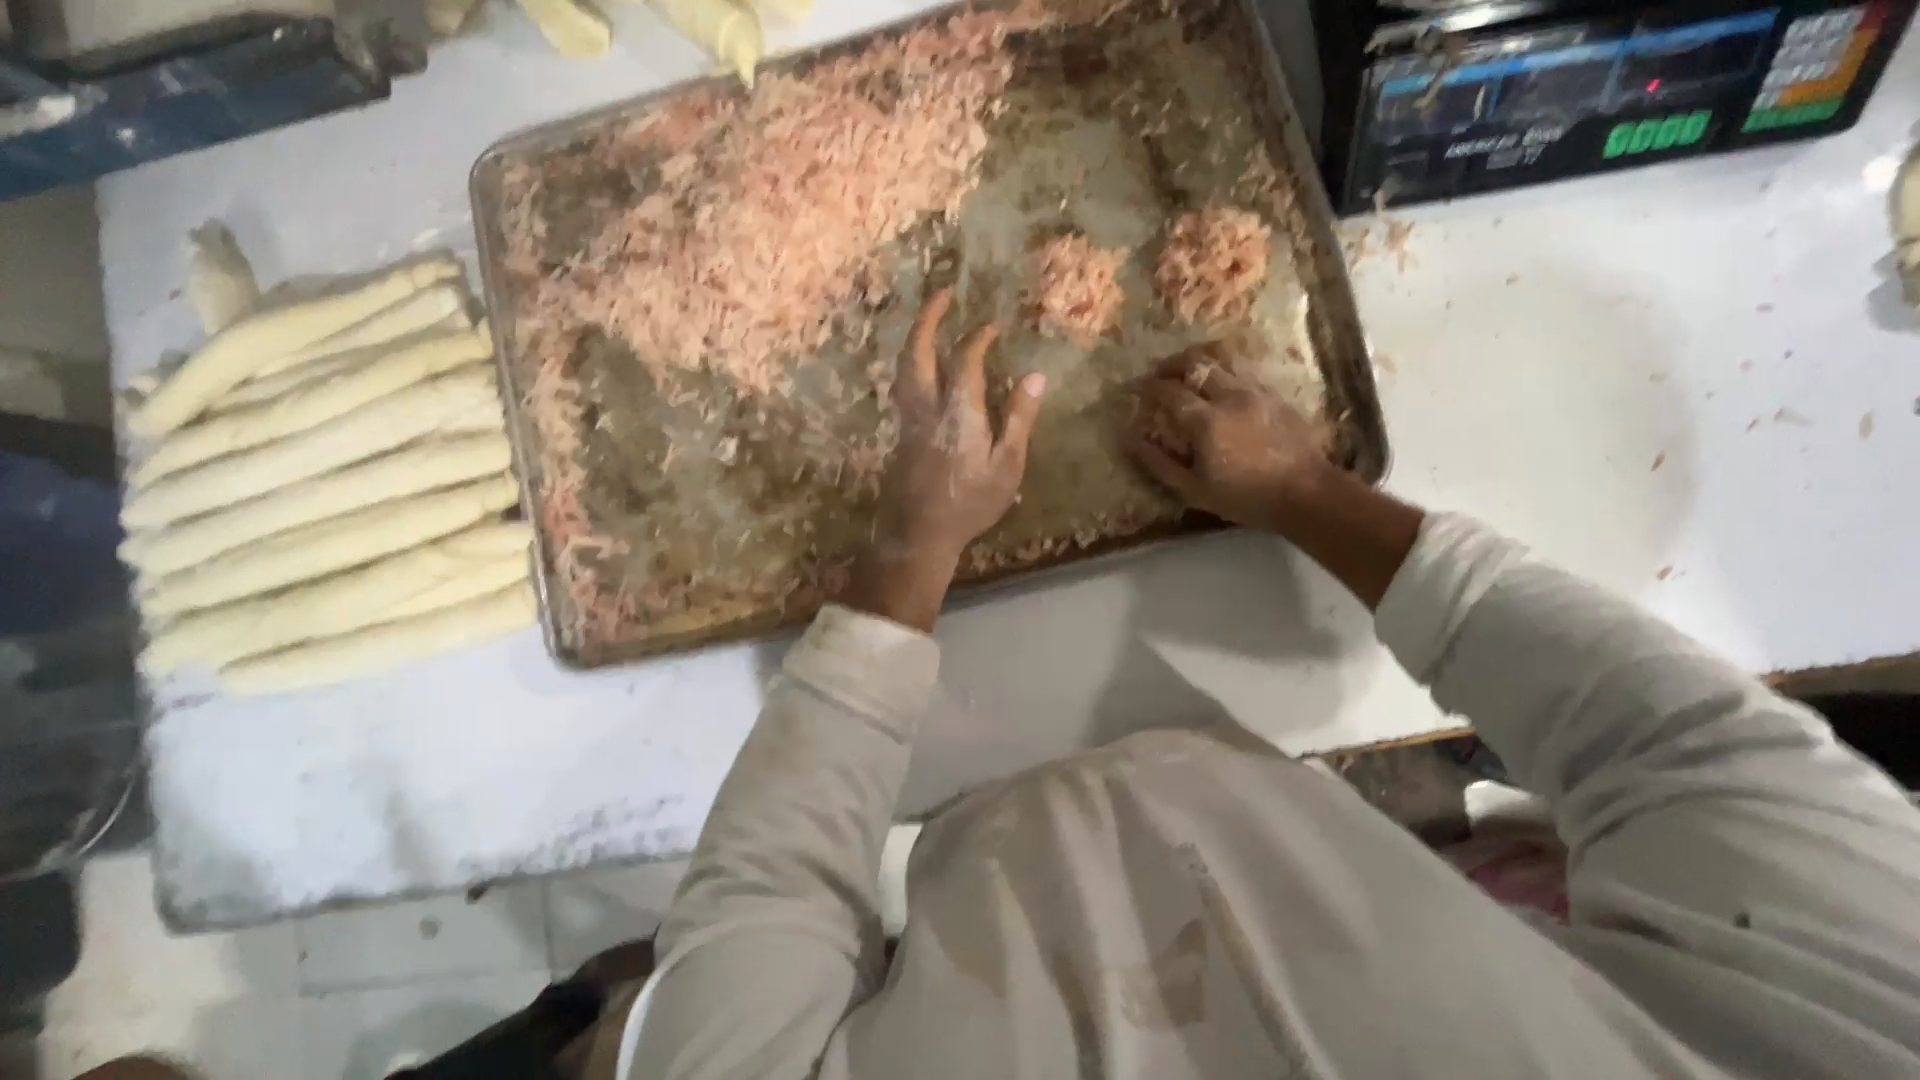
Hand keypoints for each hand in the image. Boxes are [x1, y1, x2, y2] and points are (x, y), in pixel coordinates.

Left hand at [843, 289, 1046, 630]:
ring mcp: (908, 420)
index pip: (966, 360)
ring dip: (915, 339)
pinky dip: (912, 365)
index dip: (978, 338)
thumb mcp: (1007, 466)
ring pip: (904, 368)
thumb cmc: (970, 504)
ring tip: (929, 324)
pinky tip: (922, 369)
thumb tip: (1035, 376)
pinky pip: (902, 386)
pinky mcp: (900, 434)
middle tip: (943, 295)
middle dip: (929, 319)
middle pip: (919, 351)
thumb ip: (1019, 419)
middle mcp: (926, 407)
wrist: (919, 533)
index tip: (992, 326)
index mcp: (958, 411)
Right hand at [1127, 344, 1332, 535]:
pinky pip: (1244, 366)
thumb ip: (1160, 463)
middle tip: (1159, 374)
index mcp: (1206, 421)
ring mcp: (1256, 390)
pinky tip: (1220, 378)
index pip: (1169, 391)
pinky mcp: (1275, 392)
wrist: (1306, 492)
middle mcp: (1229, 396)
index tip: (1136, 390)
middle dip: (1171, 364)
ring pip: (1223, 355)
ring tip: (1188, 366)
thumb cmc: (1245, 497)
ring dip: (1199, 356)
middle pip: (1195, 362)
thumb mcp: (1194, 490)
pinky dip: (1225, 364)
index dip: (1148, 388)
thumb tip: (1131, 440)